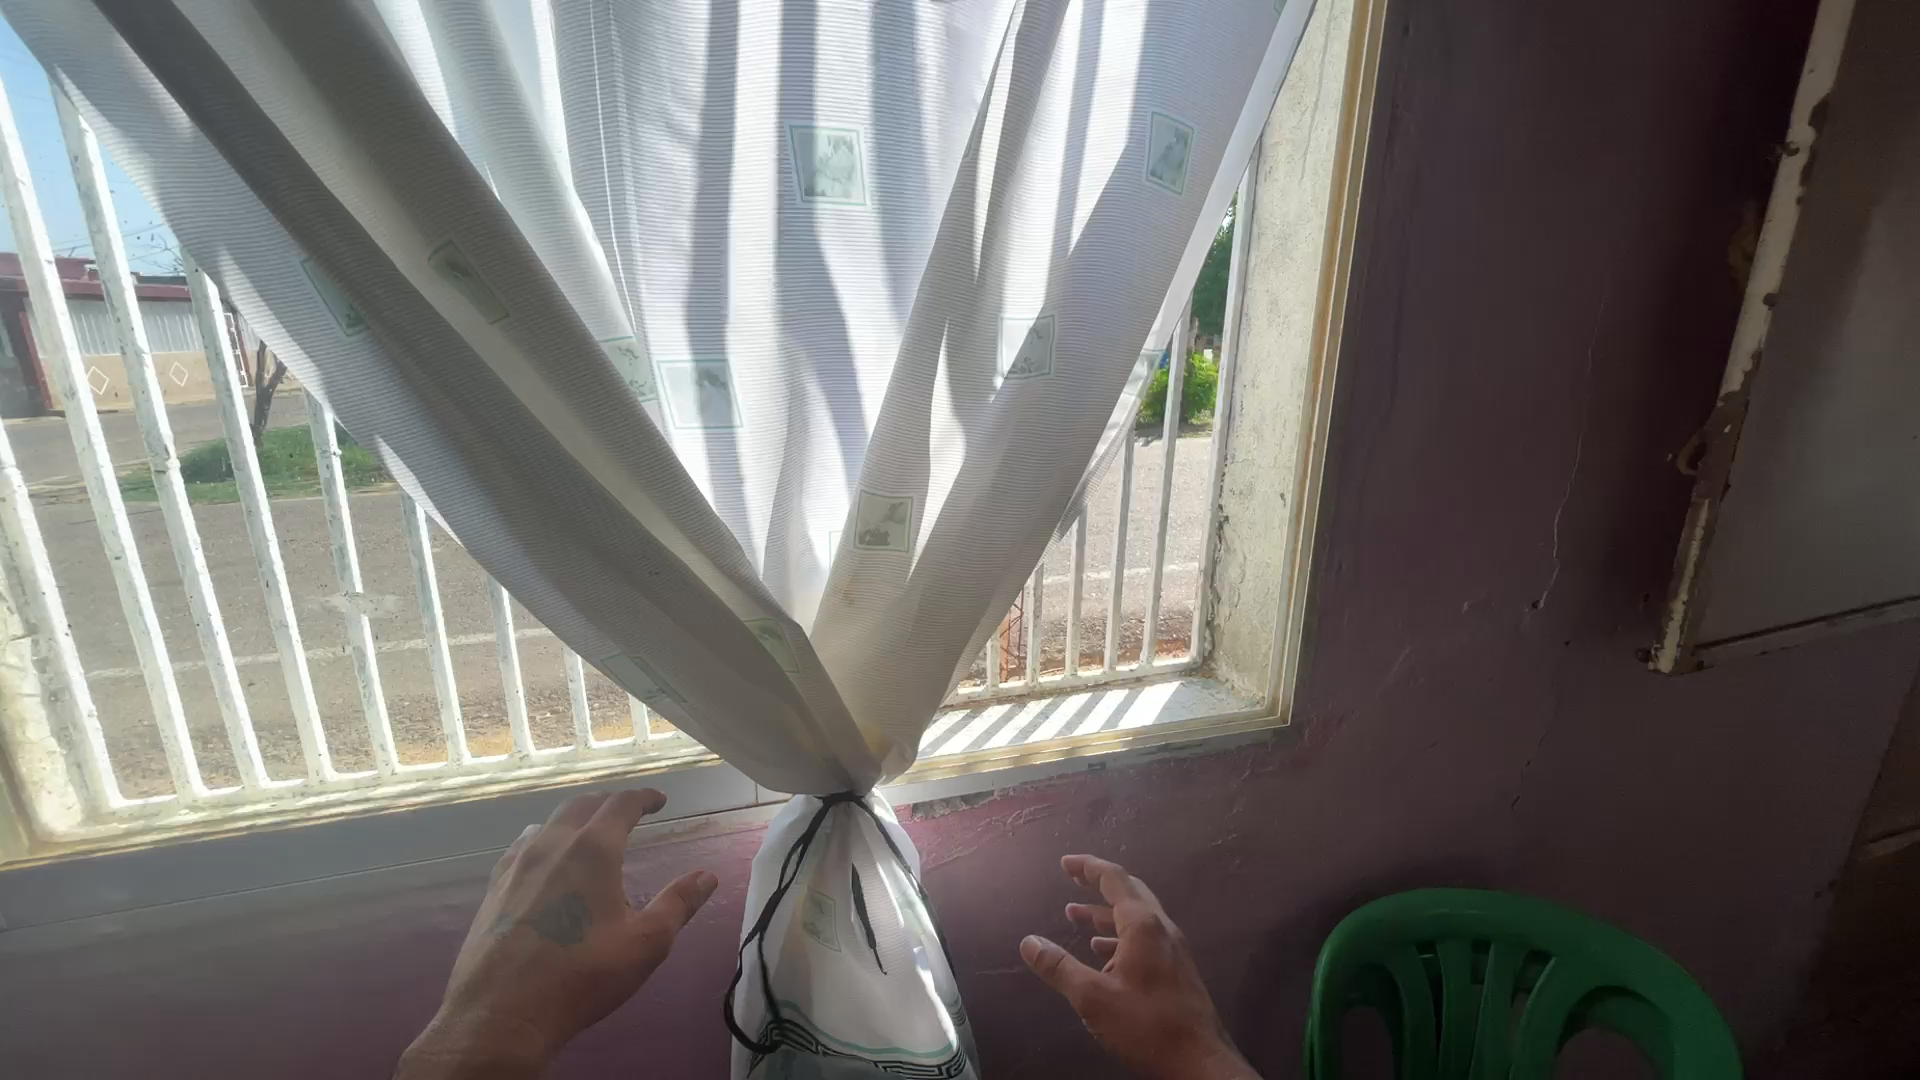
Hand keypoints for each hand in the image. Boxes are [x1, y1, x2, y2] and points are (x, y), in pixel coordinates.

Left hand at [396, 789, 718, 1078]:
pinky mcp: (493, 890)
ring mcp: (517, 866)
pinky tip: (547, 860)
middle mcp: (553, 845)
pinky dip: (545, 838)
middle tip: (630, 812)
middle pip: (584, 804)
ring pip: (550, 822)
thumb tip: (708, 877)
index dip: (644, 797)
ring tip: (591, 833)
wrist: (497, 1020)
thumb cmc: (580, 977)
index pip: (622, 803)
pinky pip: (523, 846)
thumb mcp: (646, 943)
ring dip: (577, 818)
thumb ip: (679, 904)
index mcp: (593, 849)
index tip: (659, 801)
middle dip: (611, 802)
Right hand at [1021, 855, 1256, 1079]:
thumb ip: (1059, 967)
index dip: (1087, 867)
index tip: (1065, 863)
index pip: (1113, 878)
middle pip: (1128, 891)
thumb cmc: (1147, 1025)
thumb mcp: (1093, 998)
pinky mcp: (1177, 970)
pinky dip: (1119, 936)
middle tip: (1073, 881)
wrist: (1201, 1065)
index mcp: (1142, 923)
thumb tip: (1029, 942)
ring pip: (1135, 917)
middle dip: (1098, 884)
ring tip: (1075, 917)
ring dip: (1105, 913)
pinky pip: (1144, 938)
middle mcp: (1161, 927)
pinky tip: (1103, 953)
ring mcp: (1172, 949)